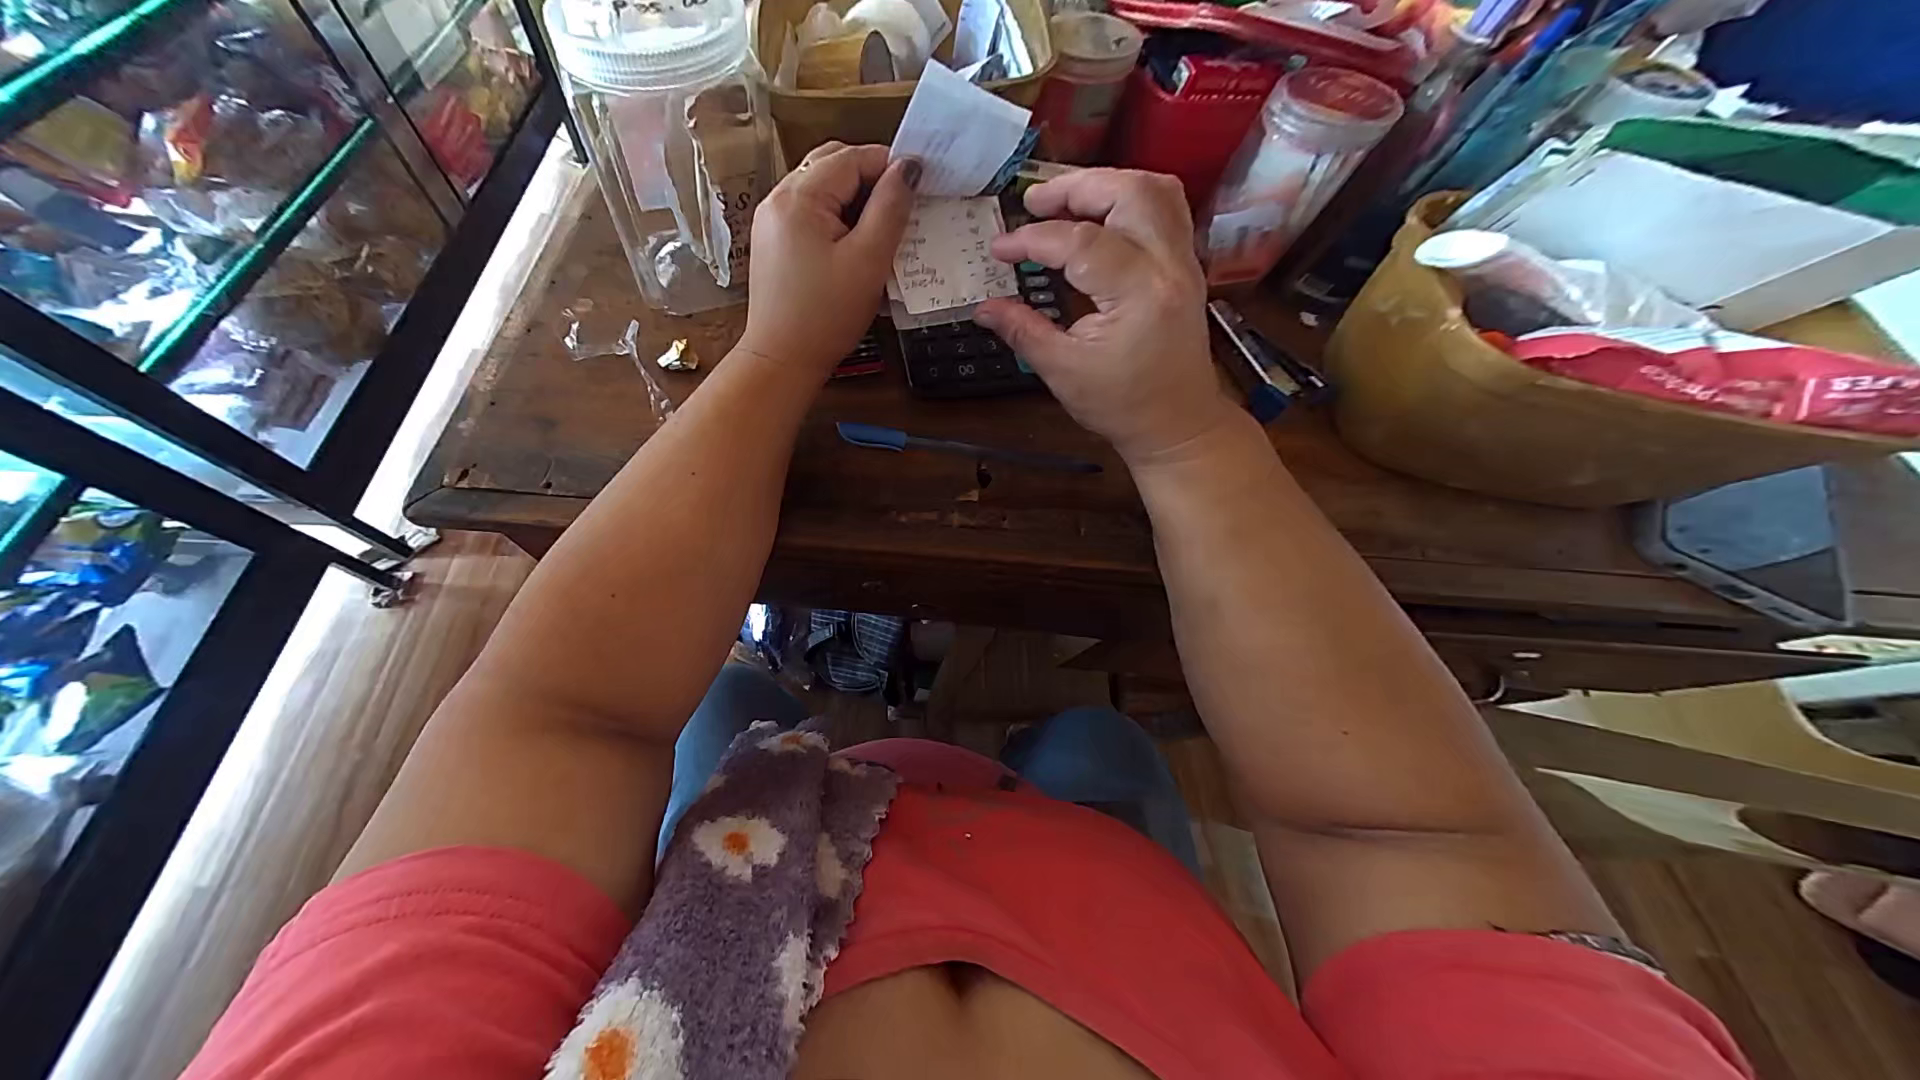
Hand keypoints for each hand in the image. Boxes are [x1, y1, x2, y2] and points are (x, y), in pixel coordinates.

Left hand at [739, 142, 919, 373]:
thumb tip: (908, 167)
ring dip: (854, 199)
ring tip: (880, 230)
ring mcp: (771, 220)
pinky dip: (836, 218)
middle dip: (870, 178)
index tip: (919, 186)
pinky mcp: (773, 242)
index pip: (852, 157)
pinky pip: (810, 213)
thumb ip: (890, 208)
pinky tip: (854, 245)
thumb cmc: (827, 315)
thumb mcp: (869, 261)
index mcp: (799, 196)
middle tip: (902, 207)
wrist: (782, 359)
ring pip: (821, 189)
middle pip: (832, 164)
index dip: (889, 165)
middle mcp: (778, 198)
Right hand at [973, 169, 1236, 465]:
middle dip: (1075, 187)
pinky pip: (1166, 209)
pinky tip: (1099, 214)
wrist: (1178, 425)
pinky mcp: (1186, 266)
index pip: (1080, 243)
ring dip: (1106, 184)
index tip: (999, 249)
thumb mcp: (1064, 372)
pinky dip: (1130, 198)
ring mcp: (1185, 262)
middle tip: (1033, 201)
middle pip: (1129, 192)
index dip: (1033, 240)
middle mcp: (1169, 266)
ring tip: (1064, 200)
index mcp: (1139, 294)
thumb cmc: (1122, 405)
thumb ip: (1022, 331)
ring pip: (1155, 190)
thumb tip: (983, 307)